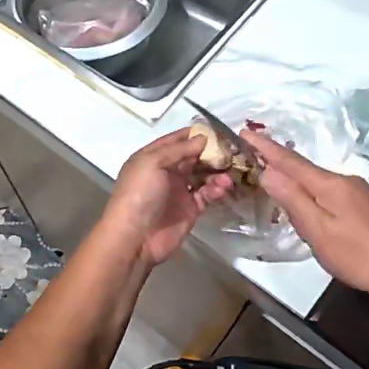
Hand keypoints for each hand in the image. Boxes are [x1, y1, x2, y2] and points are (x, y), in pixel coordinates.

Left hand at [100, 129, 234, 266]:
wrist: (135, 238)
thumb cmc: (139, 194)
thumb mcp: (152, 163)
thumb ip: (178, 149)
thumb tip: (203, 138)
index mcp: (153, 157)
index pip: (177, 140)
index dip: (195, 134)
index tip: (218, 130)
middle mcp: (167, 171)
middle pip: (193, 157)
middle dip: (212, 152)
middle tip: (232, 150)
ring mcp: (179, 190)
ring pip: (203, 175)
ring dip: (217, 171)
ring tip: (230, 171)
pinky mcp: (191, 208)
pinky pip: (208, 194)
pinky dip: (217, 189)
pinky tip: (224, 187)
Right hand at [245, 131, 368, 299]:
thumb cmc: (357, 255)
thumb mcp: (318, 230)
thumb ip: (292, 199)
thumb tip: (267, 170)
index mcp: (329, 185)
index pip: (290, 161)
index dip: (266, 148)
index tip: (244, 132)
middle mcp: (344, 181)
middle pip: (303, 169)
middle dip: (277, 162)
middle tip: (251, 157)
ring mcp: (357, 193)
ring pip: (316, 182)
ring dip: (294, 179)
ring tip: (272, 182)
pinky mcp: (364, 207)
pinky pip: (328, 192)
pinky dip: (310, 192)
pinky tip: (307, 206)